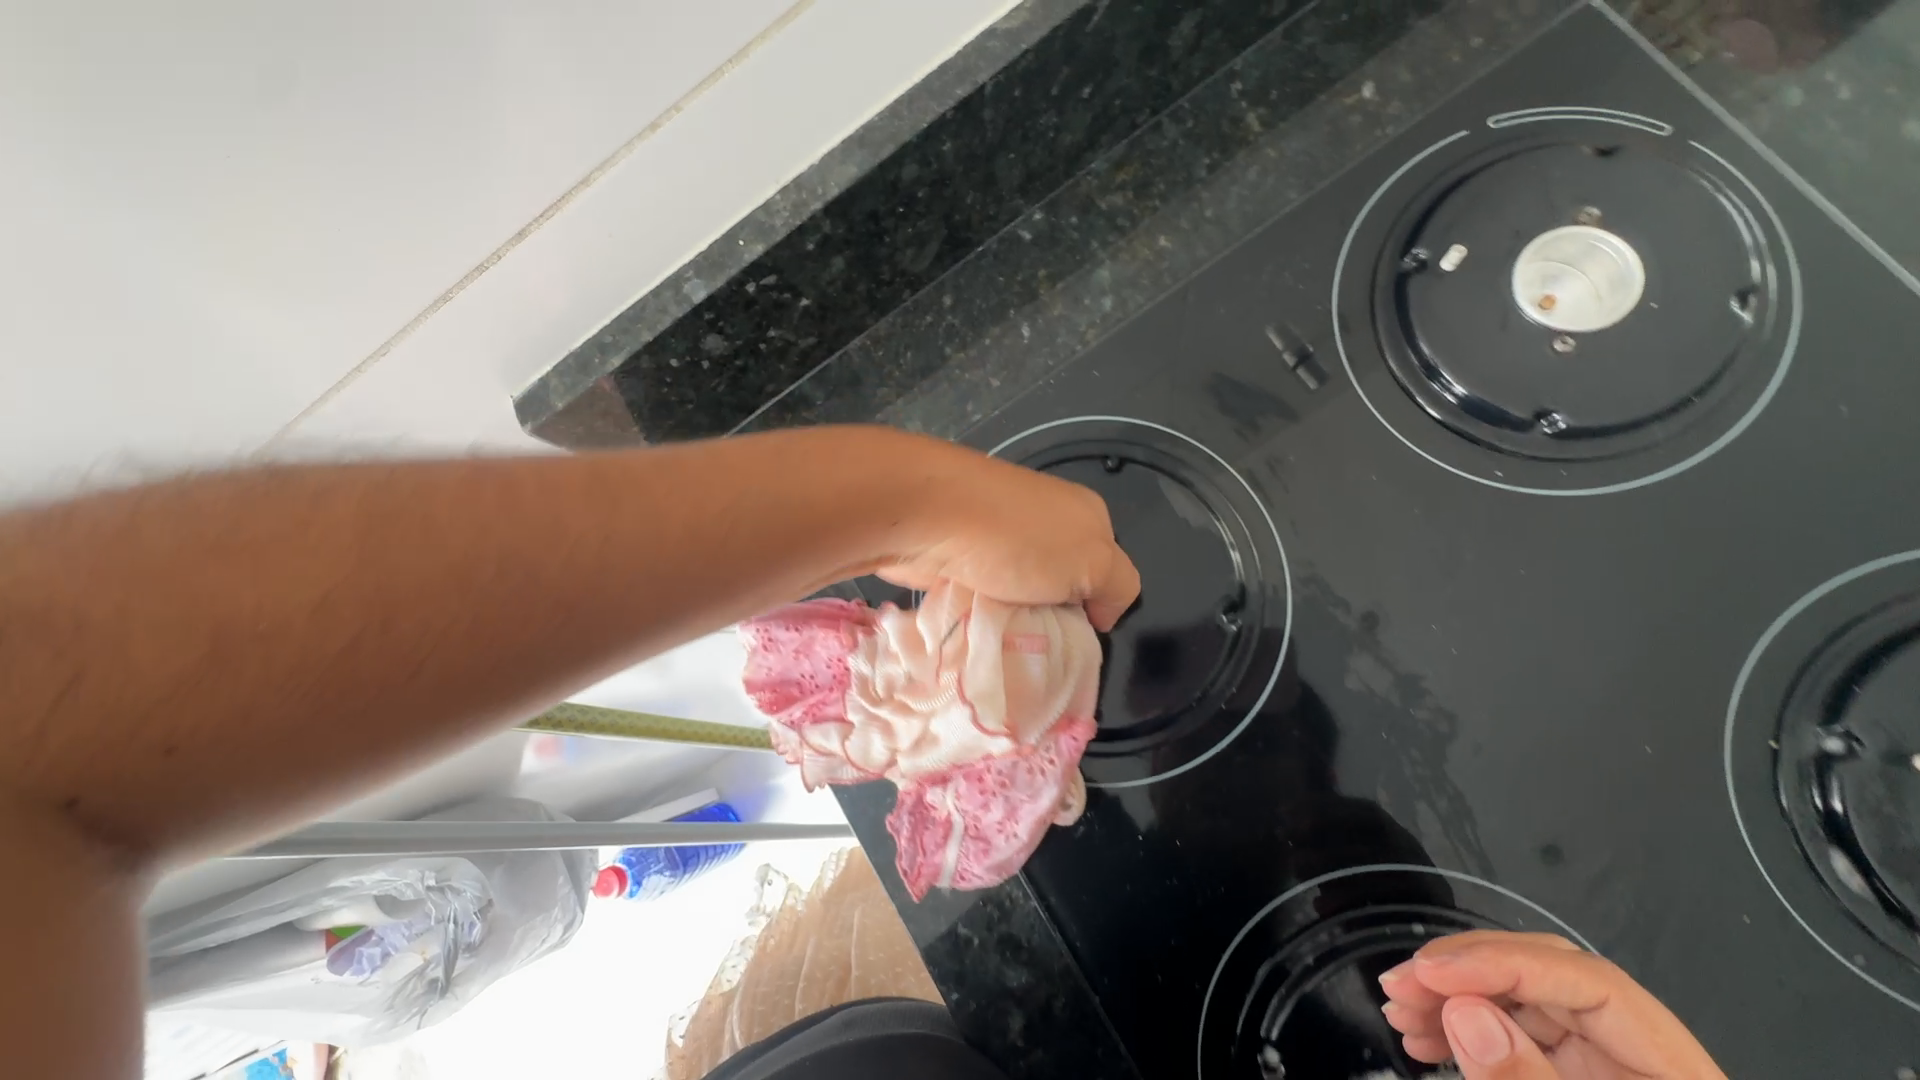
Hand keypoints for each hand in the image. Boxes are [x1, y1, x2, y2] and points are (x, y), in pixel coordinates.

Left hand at [875, 437, 1139, 631]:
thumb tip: (1103, 612)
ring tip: (1003, 644)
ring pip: (1016, 598)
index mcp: (1083, 515)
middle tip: (1039, 647)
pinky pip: (978, 599)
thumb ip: (1119, 587)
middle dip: (1050, 620)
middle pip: (1058, 589)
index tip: (1078, 635)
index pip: (1104, 573)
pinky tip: (972, 632)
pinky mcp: (956, 555)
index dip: (1095, 607)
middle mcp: (1041, 522)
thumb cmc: (1016, 537)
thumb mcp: (1095, 562)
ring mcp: (995, 537)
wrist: (924, 514)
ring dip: (1011, 622)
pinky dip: (977, 616)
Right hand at [1378, 931, 1726, 1079]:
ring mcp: (1608, 1065)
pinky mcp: (1572, 1076)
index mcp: (1680, 1077)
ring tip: (1400, 1013)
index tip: (1427, 972)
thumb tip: (1461, 1009)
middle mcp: (1646, 1056)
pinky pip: (1514, 1026)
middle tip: (1400, 985)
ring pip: (1524, 995)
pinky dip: (1462, 1022)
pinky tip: (1423, 1037)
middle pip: (1552, 976)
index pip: (1592, 985)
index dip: (1505, 964)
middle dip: (1467, 970)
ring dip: (1453, 995)